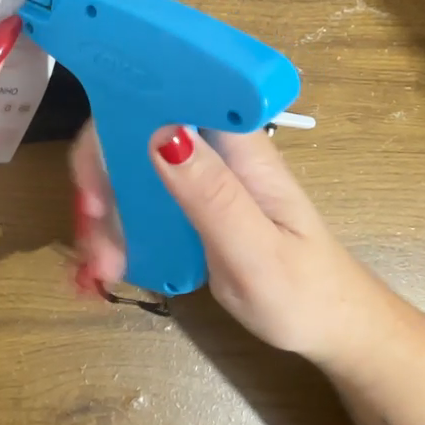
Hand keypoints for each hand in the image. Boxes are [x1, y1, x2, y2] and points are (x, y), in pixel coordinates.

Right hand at [70, 123, 393, 363]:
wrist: (334, 328)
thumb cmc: (306, 295)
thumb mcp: (256, 252)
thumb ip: (212, 195)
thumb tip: (162, 134)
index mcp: (237, 147)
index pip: (169, 97)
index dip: (120, 115)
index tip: (94, 171)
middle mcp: (214, 150)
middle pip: (136, 132)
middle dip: (101, 177)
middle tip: (90, 227)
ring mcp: (201, 175)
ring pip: (131, 168)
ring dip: (105, 210)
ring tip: (101, 262)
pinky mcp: (191, 200)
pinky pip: (140, 198)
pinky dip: (117, 225)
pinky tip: (111, 260)